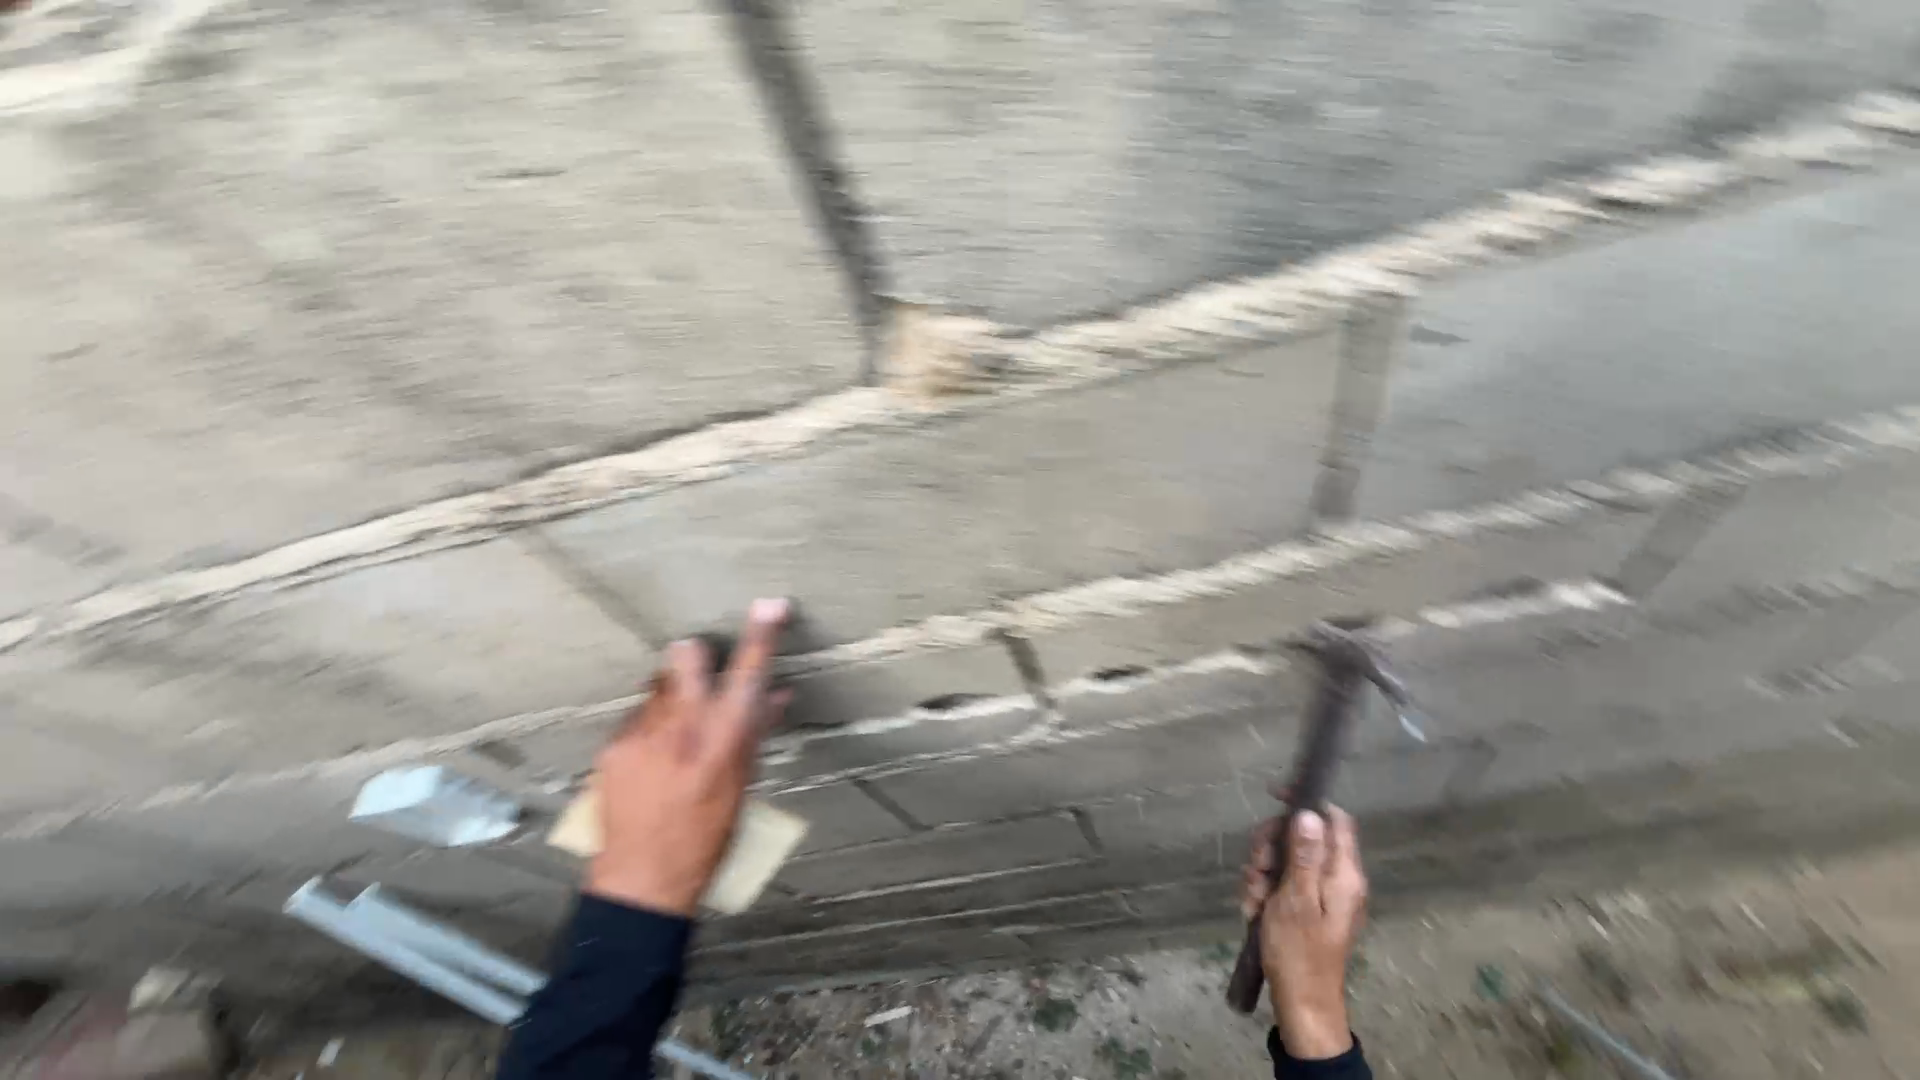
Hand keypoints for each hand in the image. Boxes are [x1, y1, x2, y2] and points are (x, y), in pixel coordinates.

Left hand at [584, 598, 792, 915]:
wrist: (644, 877)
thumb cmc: (709, 832)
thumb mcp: (743, 782)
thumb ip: (756, 730)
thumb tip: (777, 692)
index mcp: (725, 740)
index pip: (748, 674)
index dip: (762, 635)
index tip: (771, 605)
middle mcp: (684, 728)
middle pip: (686, 655)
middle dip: (695, 657)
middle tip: (699, 678)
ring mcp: (643, 734)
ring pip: (658, 685)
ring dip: (671, 697)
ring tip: (673, 734)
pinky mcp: (613, 746)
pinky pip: (636, 716)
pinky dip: (648, 727)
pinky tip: (650, 759)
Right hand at [1239, 806, 1366, 1059]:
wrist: (1300, 1002)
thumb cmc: (1298, 951)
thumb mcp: (1296, 900)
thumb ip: (1304, 856)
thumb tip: (1309, 813)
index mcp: (1344, 874)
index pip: (1334, 818)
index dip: (1306, 801)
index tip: (1273, 796)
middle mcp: (1337, 877)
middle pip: (1300, 835)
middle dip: (1269, 847)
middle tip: (1257, 870)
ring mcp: (1320, 891)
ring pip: (1284, 857)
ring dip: (1260, 872)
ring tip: (1253, 900)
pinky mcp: (1305, 904)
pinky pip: (1280, 880)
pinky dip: (1262, 890)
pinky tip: (1253, 910)